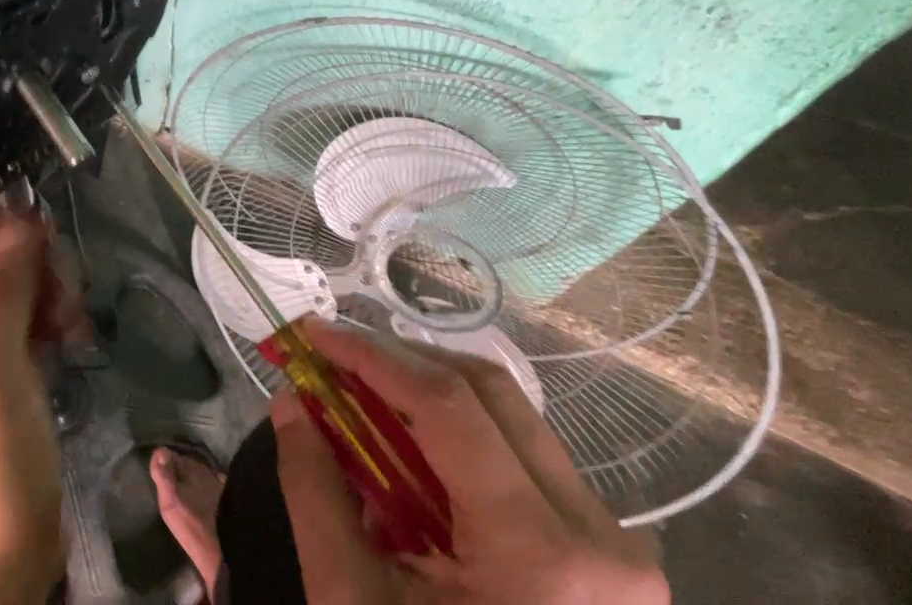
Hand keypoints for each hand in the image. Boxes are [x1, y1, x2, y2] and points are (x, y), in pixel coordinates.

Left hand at [0, 211, 70, 604]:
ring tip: (77, 324)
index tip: (44, 236)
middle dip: (29, 265)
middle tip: (69, 288)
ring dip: (46, 295)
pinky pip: (22, 330)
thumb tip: (18, 226)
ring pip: (8, 295)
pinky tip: (76, 341)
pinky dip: (48, 325)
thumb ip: (4, 292)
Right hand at [272, 317, 669, 604]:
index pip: (448, 406)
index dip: (371, 355)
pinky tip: (410, 464)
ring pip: (515, 425)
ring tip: (359, 405)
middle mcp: (603, 538)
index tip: (311, 334)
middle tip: (330, 358)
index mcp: (540, 552)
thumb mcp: (350, 602)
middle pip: (491, 396)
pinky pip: (529, 468)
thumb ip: (315, 491)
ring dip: (429, 400)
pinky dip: (460, 445)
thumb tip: (291, 404)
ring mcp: (620, 553)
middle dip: (399, 363)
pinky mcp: (614, 565)